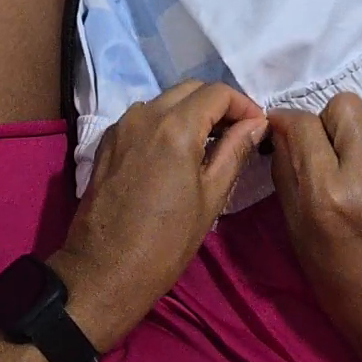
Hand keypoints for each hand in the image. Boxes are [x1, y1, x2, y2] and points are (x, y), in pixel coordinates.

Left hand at [51, 81, 266, 350]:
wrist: (104, 272)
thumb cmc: (166, 242)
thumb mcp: (211, 197)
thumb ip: (235, 151)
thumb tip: (256, 123)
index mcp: (175, 126)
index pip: (217, 92)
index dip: (243, 104)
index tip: (257, 125)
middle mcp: (145, 115)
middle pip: (190, 89)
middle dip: (218, 104)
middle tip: (237, 133)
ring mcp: (122, 126)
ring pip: (165, 101)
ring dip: (190, 112)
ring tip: (209, 144)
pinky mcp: (107, 142)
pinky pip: (143, 119)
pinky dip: (165, 124)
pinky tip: (176, 154)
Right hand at [268, 93, 361, 350]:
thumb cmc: (334, 280)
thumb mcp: (296, 230)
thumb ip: (286, 175)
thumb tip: (278, 136)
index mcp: (328, 193)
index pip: (303, 125)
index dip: (283, 121)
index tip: (274, 131)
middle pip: (342, 105)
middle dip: (319, 117)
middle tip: (310, 145)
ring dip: (342, 124)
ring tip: (332, 152)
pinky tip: (353, 163)